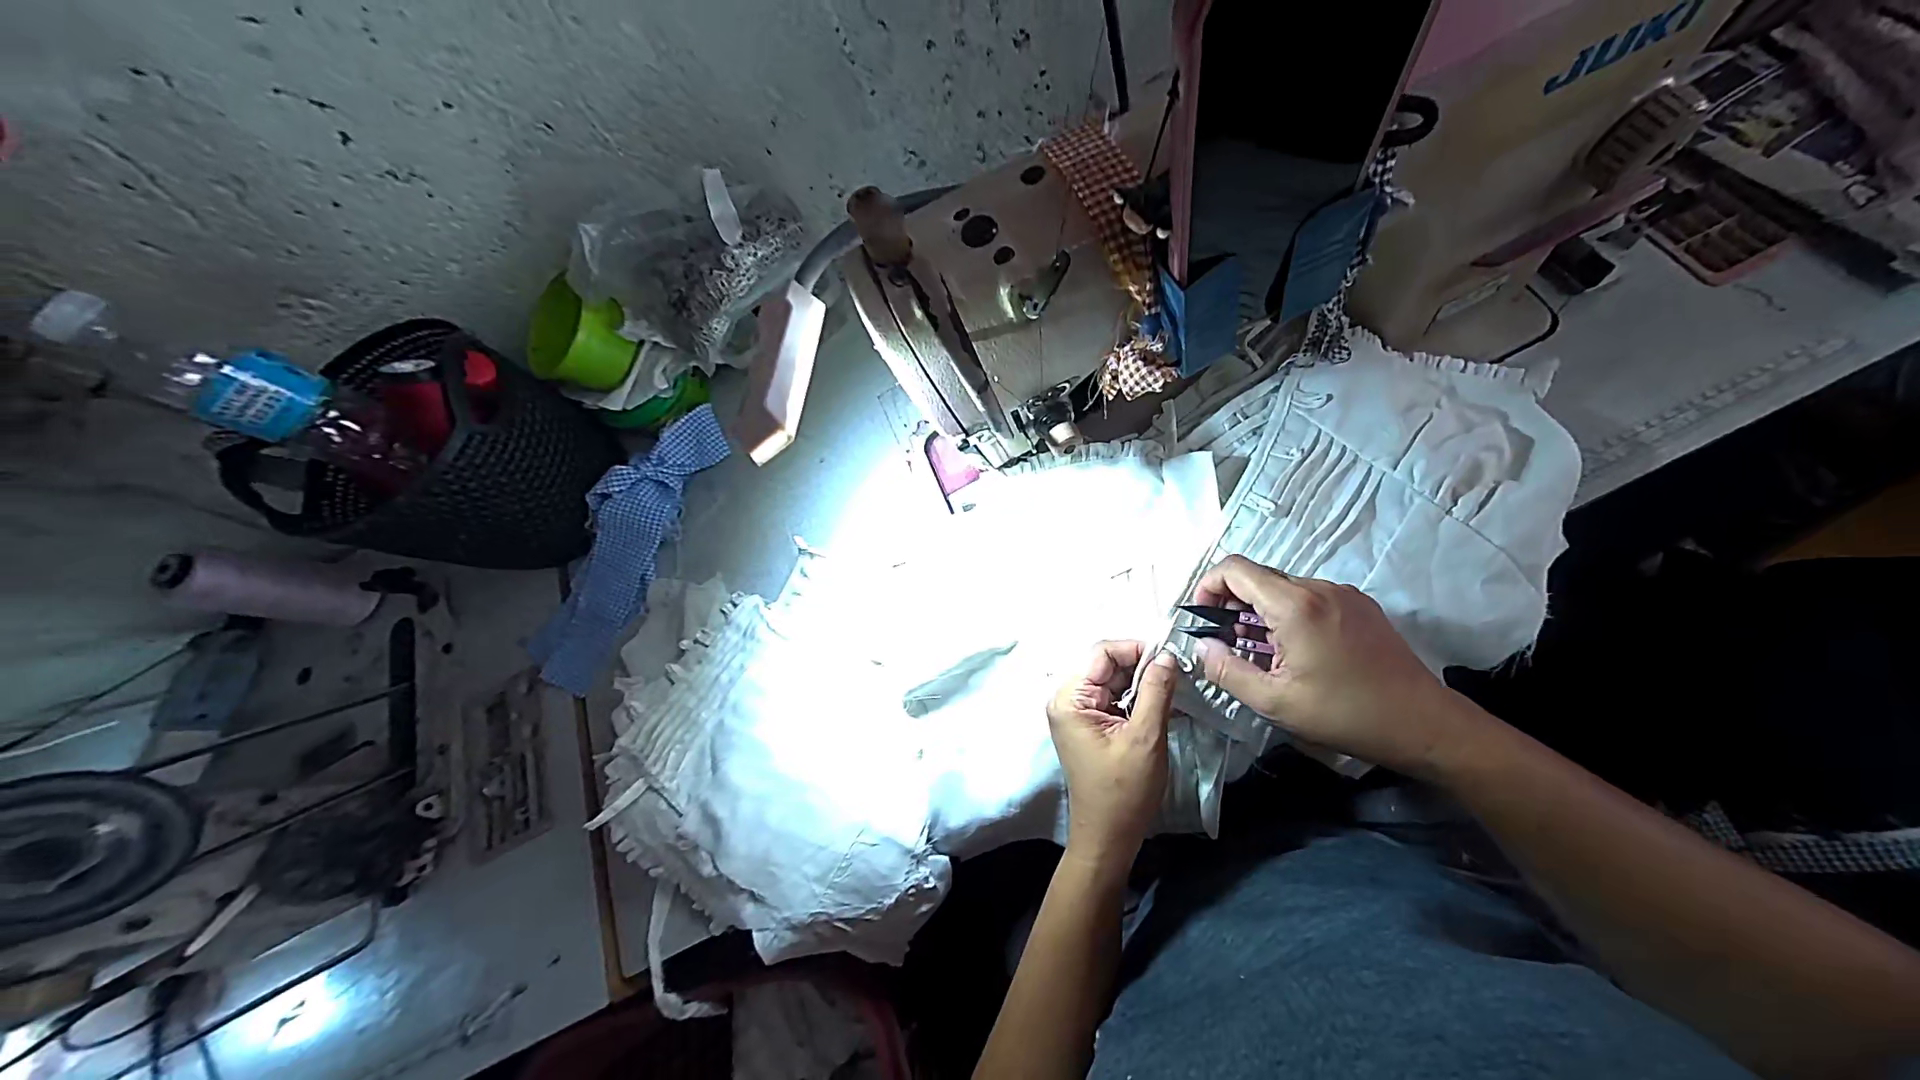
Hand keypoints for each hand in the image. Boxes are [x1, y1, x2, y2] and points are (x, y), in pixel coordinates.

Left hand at [1046, 641, 1176, 871]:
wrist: (1108, 837)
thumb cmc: (1123, 792)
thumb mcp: (1145, 737)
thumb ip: (1155, 691)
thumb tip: (1167, 656)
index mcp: (1070, 699)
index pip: (1102, 653)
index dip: (1136, 649)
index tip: (1170, 657)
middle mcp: (1068, 700)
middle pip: (1108, 665)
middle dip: (1143, 667)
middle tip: (1179, 673)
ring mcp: (1079, 714)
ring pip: (1115, 682)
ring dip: (1144, 684)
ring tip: (1175, 690)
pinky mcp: (1092, 727)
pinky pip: (1116, 700)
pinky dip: (1139, 700)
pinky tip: (1164, 705)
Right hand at [1190, 555, 1488, 777]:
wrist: (1425, 725)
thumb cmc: (1346, 714)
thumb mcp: (1274, 702)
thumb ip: (1226, 670)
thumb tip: (1201, 646)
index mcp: (1295, 605)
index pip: (1234, 569)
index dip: (1208, 586)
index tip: (1203, 618)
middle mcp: (1319, 588)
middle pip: (1258, 577)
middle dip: (1232, 604)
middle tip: (1228, 643)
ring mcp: (1344, 594)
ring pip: (1283, 589)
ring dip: (1261, 613)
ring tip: (1262, 653)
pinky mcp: (1360, 606)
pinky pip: (1309, 598)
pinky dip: (1288, 615)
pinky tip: (1294, 651)